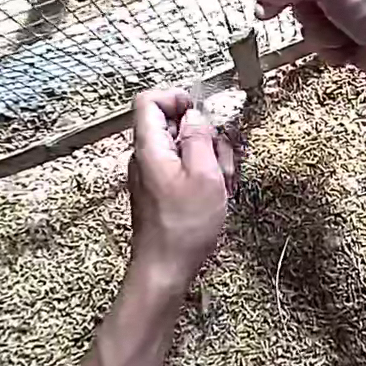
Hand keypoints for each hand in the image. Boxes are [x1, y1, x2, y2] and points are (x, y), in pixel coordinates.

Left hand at [126, 88, 234, 286]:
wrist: (166, 268)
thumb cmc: (184, 227)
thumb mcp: (204, 175)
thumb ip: (199, 139)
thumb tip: (195, 116)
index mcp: (150, 148)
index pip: (149, 101)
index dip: (176, 98)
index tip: (200, 112)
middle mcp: (146, 158)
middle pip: (174, 126)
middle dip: (204, 137)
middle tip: (219, 160)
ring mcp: (153, 175)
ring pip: (184, 150)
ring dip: (209, 160)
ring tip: (220, 185)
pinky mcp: (162, 191)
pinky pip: (184, 170)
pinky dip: (203, 178)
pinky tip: (214, 198)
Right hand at [254, 0, 365, 81]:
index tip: (263, 12)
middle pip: (301, 7)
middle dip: (312, 18)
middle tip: (329, 18)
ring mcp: (348, 18)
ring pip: (312, 32)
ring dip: (324, 38)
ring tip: (347, 36)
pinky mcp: (352, 44)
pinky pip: (326, 50)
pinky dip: (335, 53)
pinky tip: (352, 51)